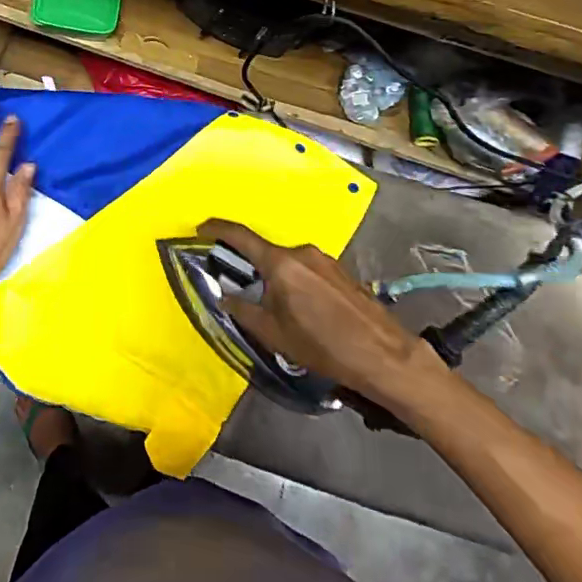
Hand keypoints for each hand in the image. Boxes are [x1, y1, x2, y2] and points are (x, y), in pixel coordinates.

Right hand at [199, 219, 444, 407]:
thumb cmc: (321, 345)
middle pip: (267, 254)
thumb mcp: (274, 334)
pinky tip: (302, 311)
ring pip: (288, 263)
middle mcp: (303, 252)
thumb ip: (244, 310)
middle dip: (250, 269)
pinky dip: (295, 283)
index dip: (219, 230)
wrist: (379, 352)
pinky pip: (307, 270)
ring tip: (277, 312)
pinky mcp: (340, 270)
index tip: (202, 229)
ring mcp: (325, 259)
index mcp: (282, 263)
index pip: (242, 237)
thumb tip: (225, 295)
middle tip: (241, 293)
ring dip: (276, 280)